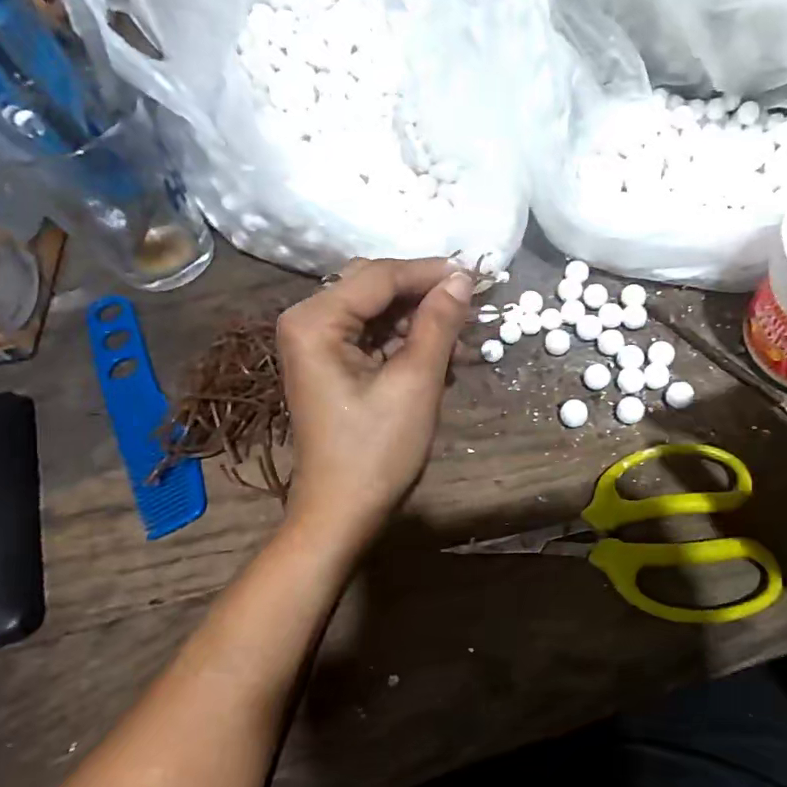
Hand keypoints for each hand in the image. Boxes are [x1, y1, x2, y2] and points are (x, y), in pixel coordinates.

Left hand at [276, 257, 474, 548]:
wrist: (342, 512)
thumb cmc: (375, 452)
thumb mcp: (415, 383)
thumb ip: (438, 324)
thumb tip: (462, 278)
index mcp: (315, 321)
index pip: (380, 276)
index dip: (431, 273)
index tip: (480, 276)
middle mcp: (307, 322)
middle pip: (376, 287)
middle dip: (426, 297)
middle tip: (473, 307)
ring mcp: (316, 344)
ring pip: (379, 312)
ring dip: (422, 322)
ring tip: (466, 343)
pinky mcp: (330, 365)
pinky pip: (374, 337)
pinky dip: (408, 344)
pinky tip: (443, 359)